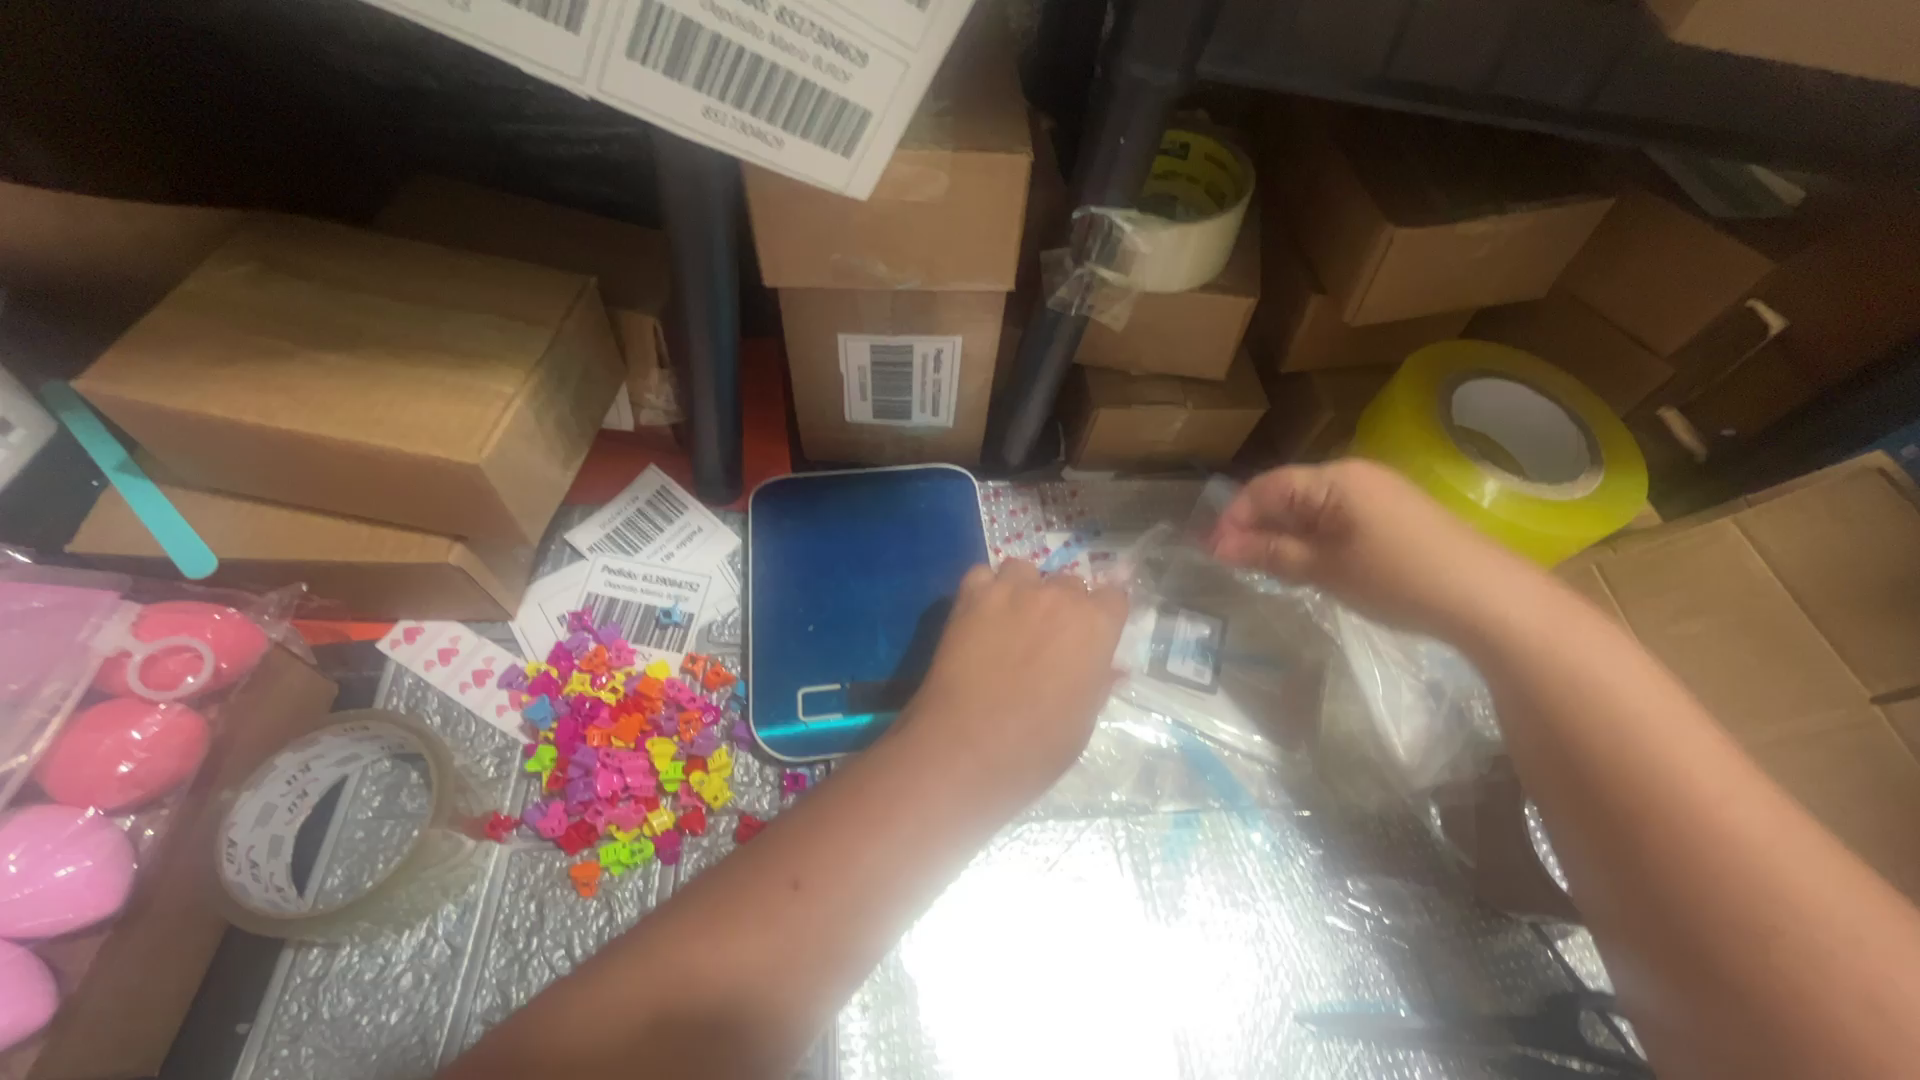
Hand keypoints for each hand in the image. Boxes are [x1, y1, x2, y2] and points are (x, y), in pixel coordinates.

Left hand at [902, 561, 1128, 805]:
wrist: (966, 746)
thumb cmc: (1037, 745)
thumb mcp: (1084, 721)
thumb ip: (1098, 683)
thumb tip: (1111, 668)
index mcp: (1096, 625)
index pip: (1115, 597)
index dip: (1105, 616)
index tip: (1096, 636)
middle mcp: (1058, 596)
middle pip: (1070, 582)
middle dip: (1065, 604)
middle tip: (1050, 638)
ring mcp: (1011, 591)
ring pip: (1025, 570)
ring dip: (1025, 588)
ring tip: (1014, 619)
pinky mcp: (970, 597)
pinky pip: (982, 575)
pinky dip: (985, 589)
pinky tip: (981, 615)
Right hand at [1207, 459, 1542, 639]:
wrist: (1486, 597)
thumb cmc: (1396, 579)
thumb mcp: (1324, 569)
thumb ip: (1270, 553)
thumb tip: (1218, 546)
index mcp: (1334, 479)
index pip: (1265, 487)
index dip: (1234, 518)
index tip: (1213, 553)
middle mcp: (1354, 475)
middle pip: (1287, 493)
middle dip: (1257, 527)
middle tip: (1236, 564)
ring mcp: (1379, 493)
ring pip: (1312, 508)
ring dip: (1285, 535)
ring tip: (1270, 569)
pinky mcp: (1395, 514)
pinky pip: (1338, 517)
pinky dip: (1315, 538)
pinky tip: (1313, 567)